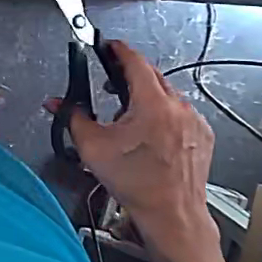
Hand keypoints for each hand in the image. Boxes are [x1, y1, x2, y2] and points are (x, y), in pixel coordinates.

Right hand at [50, 40, 217, 259]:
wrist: (171, 215)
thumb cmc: (138, 186)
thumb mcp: (93, 148)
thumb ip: (72, 117)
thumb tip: (58, 104)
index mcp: (152, 104)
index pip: (135, 61)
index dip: (119, 50)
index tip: (111, 46)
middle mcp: (177, 107)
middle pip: (152, 75)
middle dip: (130, 74)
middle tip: (112, 81)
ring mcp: (193, 120)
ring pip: (167, 94)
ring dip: (147, 96)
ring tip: (130, 116)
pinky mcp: (202, 134)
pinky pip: (180, 112)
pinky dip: (164, 113)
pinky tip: (150, 133)